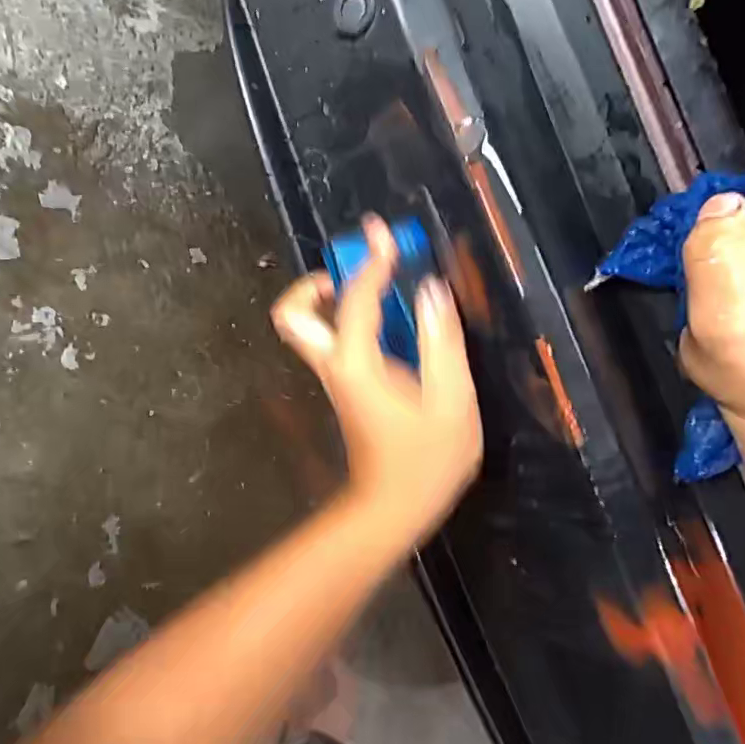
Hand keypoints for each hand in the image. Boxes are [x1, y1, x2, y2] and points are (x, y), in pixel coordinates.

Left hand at [272, 216, 482, 538]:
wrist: (393, 509)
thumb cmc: (426, 461)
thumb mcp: (451, 401)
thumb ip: (441, 341)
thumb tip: (430, 291)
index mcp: (356, 364)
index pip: (356, 299)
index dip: (372, 261)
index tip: (383, 234)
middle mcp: (334, 365)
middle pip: (293, 314)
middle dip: (317, 282)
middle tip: (360, 270)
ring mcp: (334, 377)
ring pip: (308, 326)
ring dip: (334, 296)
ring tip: (380, 285)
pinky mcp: (344, 387)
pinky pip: (333, 339)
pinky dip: (351, 317)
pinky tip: (391, 321)